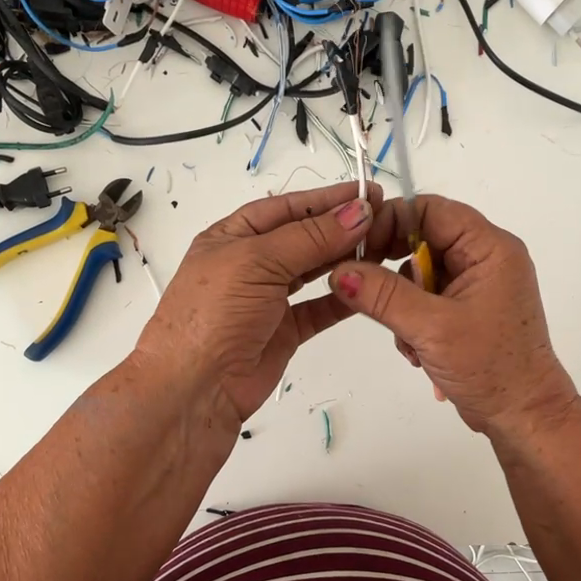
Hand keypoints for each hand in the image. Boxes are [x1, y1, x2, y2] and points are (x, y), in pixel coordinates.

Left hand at [132, 182, 381, 423]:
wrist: (195, 388)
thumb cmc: (214, 314)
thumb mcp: (257, 262)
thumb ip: (311, 237)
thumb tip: (359, 212)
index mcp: (232, 237)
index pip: (285, 208)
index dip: (326, 200)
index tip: (368, 193)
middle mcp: (250, 265)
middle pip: (303, 238)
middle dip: (341, 228)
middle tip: (386, 219)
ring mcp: (267, 301)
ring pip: (313, 272)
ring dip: (345, 260)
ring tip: (384, 247)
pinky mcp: (284, 333)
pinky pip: (319, 309)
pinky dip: (343, 297)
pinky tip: (369, 286)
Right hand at [328, 195, 580, 436]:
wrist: (523, 416)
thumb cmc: (489, 367)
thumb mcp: (431, 329)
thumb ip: (383, 296)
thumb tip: (339, 272)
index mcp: (489, 248)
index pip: (430, 209)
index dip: (390, 223)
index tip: (359, 253)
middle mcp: (485, 259)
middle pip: (422, 242)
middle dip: (395, 275)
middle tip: (371, 298)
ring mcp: (476, 287)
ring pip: (419, 277)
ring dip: (402, 307)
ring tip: (410, 342)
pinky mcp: (468, 313)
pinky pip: (427, 302)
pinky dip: (414, 324)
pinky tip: (418, 352)